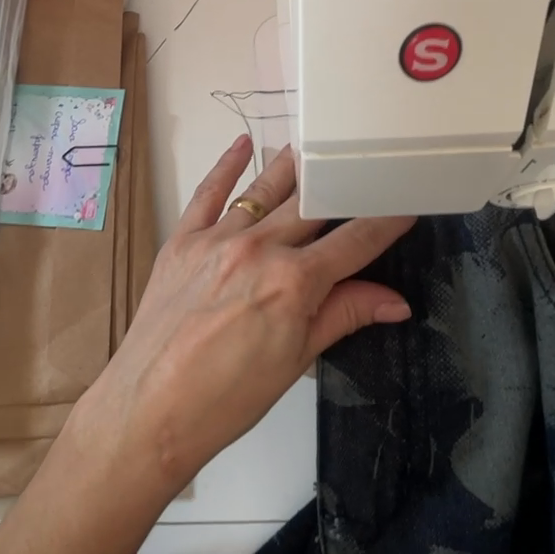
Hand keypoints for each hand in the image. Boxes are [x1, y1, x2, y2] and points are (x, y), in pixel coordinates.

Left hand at [82, 135, 414, 487]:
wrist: (150, 409)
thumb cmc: (224, 397)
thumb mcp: (296, 360)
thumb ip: (343, 315)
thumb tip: (394, 302)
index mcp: (293, 282)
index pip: (354, 241)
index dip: (385, 220)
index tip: (404, 202)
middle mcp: (258, 249)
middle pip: (311, 207)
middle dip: (341, 187)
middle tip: (361, 168)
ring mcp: (217, 240)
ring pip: (264, 191)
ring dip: (291, 168)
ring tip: (311, 147)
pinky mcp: (183, 240)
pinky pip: (208, 193)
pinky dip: (226, 166)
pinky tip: (242, 144)